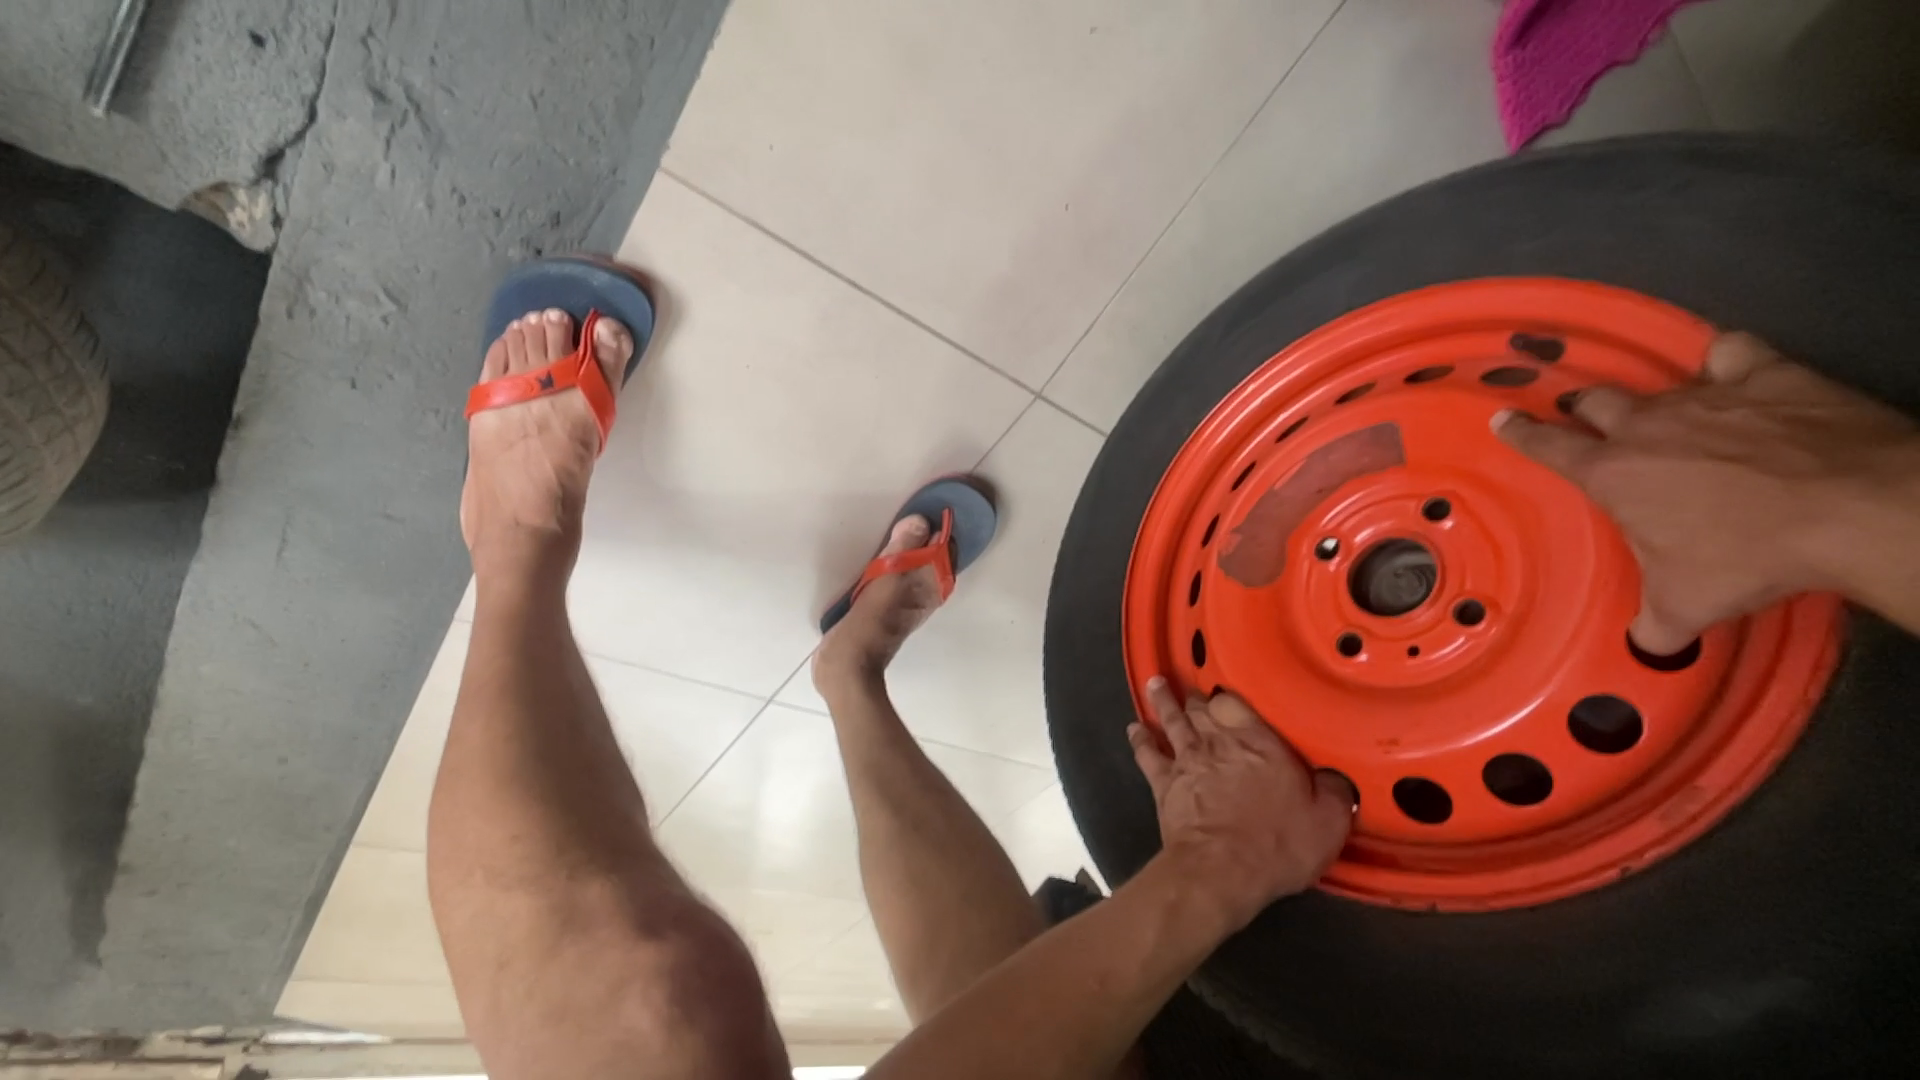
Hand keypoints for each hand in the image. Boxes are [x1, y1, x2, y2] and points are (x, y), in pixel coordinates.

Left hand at [1128, 678, 1354, 926]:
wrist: (1221, 869)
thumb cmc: (1278, 844)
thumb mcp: (1327, 821)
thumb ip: (1332, 791)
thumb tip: (1334, 776)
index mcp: (1258, 742)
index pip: (1236, 704)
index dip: (1229, 696)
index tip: (1226, 691)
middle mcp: (1218, 743)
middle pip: (1202, 709)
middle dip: (1196, 697)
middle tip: (1191, 687)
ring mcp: (1187, 760)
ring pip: (1172, 721)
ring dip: (1163, 702)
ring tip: (1155, 685)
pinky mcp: (1164, 783)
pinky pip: (1147, 753)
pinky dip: (1139, 738)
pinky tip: (1134, 728)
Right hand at [1494, 332, 1919, 654]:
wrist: (1858, 510)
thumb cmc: (1750, 557)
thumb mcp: (1689, 605)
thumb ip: (1655, 624)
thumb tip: (1645, 649)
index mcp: (1611, 473)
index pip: (1546, 446)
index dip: (1520, 433)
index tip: (1503, 419)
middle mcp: (1645, 427)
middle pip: (1595, 401)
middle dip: (1584, 408)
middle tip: (1585, 416)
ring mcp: (1705, 397)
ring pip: (1655, 380)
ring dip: (1650, 393)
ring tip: (1658, 402)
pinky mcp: (1766, 376)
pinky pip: (1731, 352)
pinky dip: (1725, 361)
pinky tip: (1731, 371)